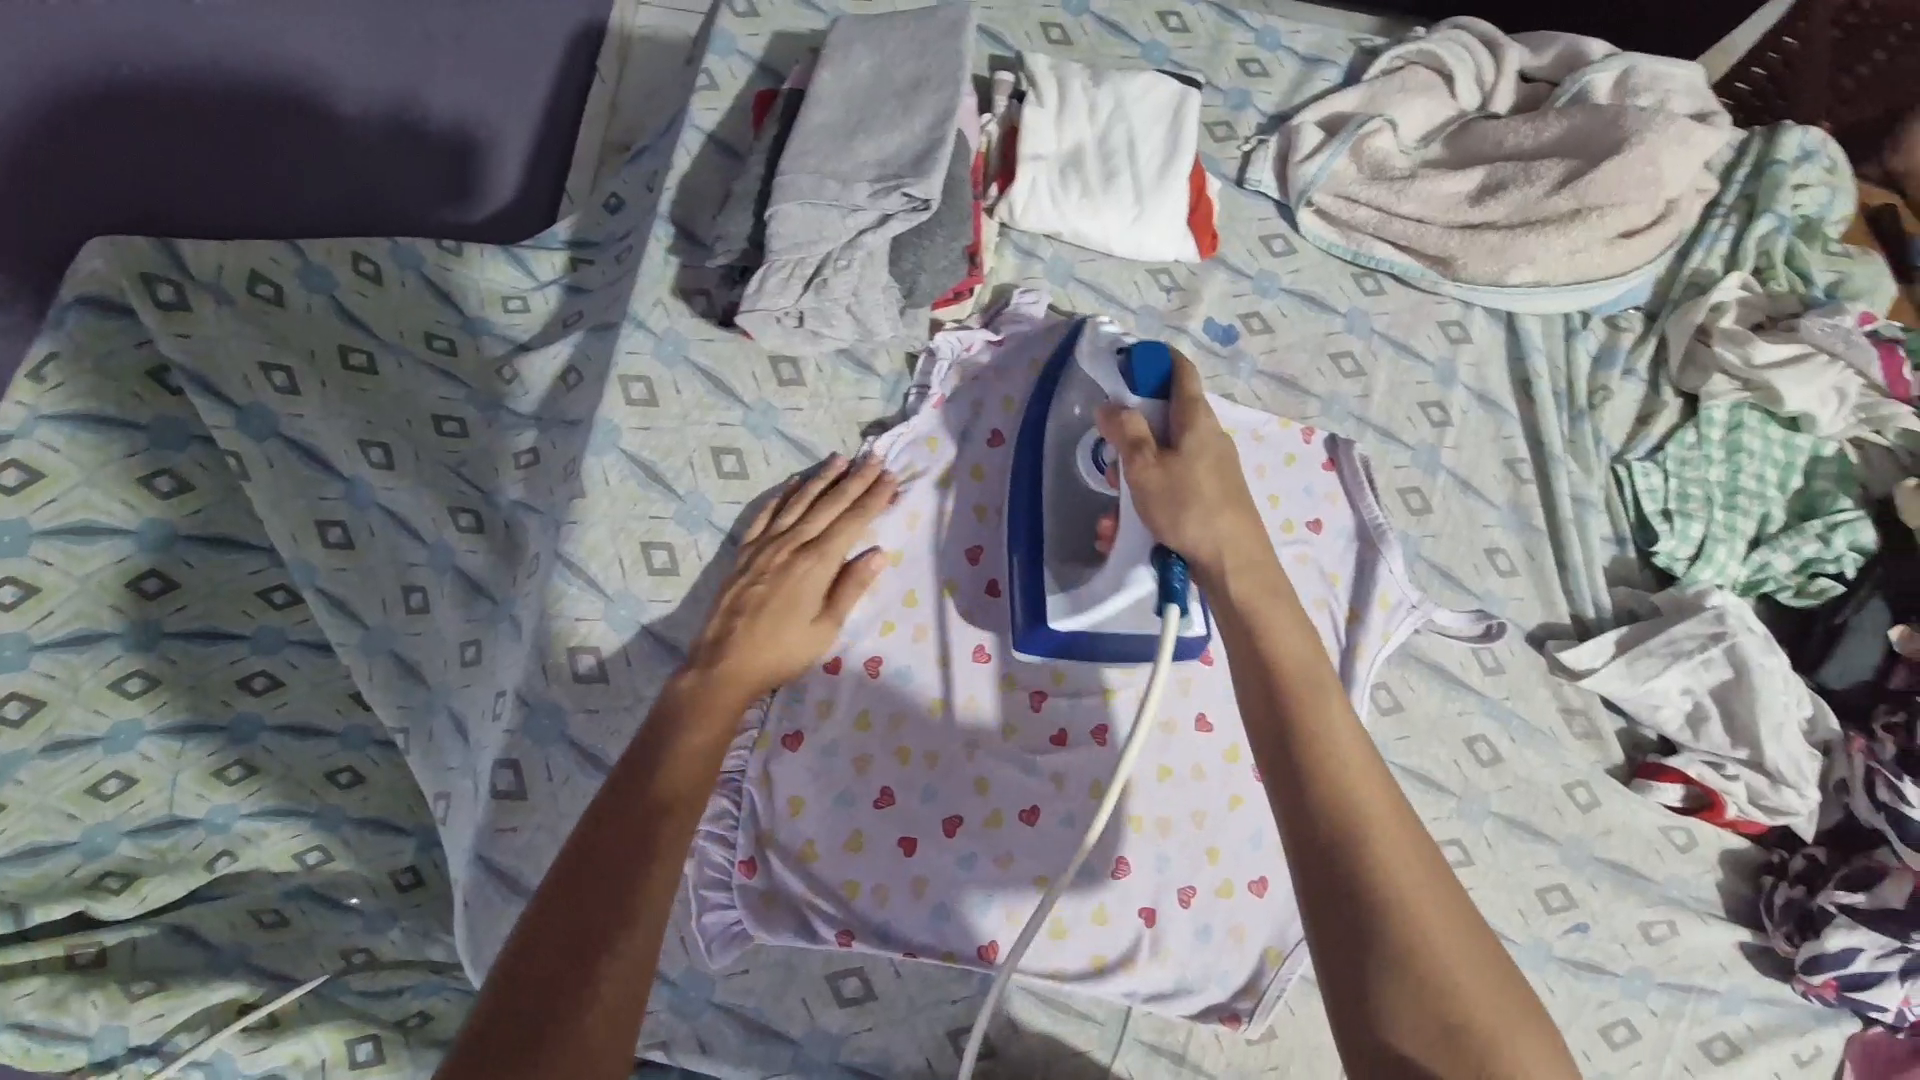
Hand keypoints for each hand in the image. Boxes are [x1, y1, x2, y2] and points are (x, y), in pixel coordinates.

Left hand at [680, 454, 894, 701]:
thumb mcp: (826, 628)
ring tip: (839, 459)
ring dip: (821, 479)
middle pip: (829, 504)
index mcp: (816, 563)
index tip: (890, 476)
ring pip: (798, 502)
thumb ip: (851, 587)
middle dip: (854, 480)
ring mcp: (765, 545)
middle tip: (873, 457)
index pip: (852, 522)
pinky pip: (766, 514)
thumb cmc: (783, 653)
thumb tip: (878, 553)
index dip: (873, 498)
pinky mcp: (744, 552)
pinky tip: (793, 483)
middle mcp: (792, 544)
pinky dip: (783, 495)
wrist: (724, 663)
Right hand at [1094, 349, 1268, 582]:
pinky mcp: (1210, 497)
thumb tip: (1110, 405)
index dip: (1155, 360)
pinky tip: (1122, 534)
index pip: (1179, 371)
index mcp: (1195, 419)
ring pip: (1162, 462)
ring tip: (1111, 515)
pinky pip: (1170, 490)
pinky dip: (1146, 505)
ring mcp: (1211, 469)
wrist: (1233, 563)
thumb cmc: (1188, 506)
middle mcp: (1207, 437)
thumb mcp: (1146, 467)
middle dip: (1130, 439)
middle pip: (1163, 421)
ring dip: (1132, 483)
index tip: (1127, 364)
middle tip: (1109, 460)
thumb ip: (1126, 432)